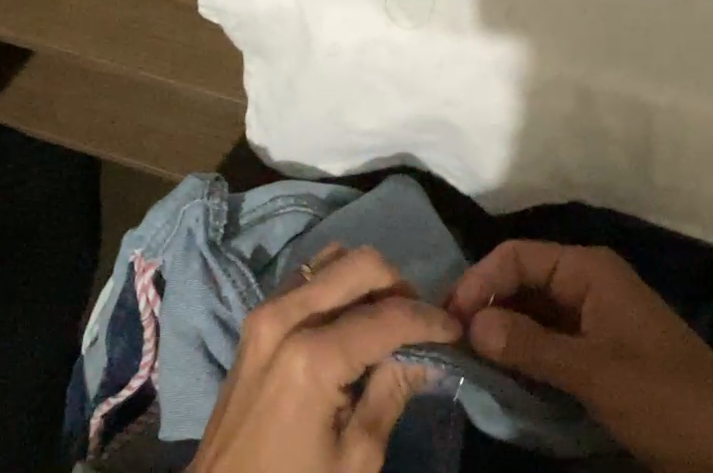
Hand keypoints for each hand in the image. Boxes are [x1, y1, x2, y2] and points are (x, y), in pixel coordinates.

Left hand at [190, 246, 462, 472]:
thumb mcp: (355, 459)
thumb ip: (392, 393)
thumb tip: (427, 353)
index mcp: (313, 356)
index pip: (389, 315)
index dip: (431, 320)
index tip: (457, 332)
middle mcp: (286, 316)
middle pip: (360, 264)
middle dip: (400, 287)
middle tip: (420, 325)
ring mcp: (265, 310)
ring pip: (331, 259)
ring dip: (367, 281)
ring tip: (387, 321)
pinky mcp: (255, 317)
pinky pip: (305, 277)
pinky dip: (336, 285)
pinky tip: (352, 320)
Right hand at [447, 242, 712, 472]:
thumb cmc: (665, 401)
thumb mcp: (594, 373)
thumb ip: (529, 345)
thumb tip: (470, 325)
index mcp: (590, 270)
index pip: (517, 256)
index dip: (479, 282)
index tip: (449, 321)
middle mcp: (590, 282)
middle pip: (522, 279)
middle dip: (487, 306)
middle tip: (452, 342)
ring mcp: (597, 316)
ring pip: (533, 310)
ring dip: (502, 330)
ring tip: (471, 359)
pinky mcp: (602, 349)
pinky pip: (550, 337)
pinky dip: (524, 351)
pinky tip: (505, 372)